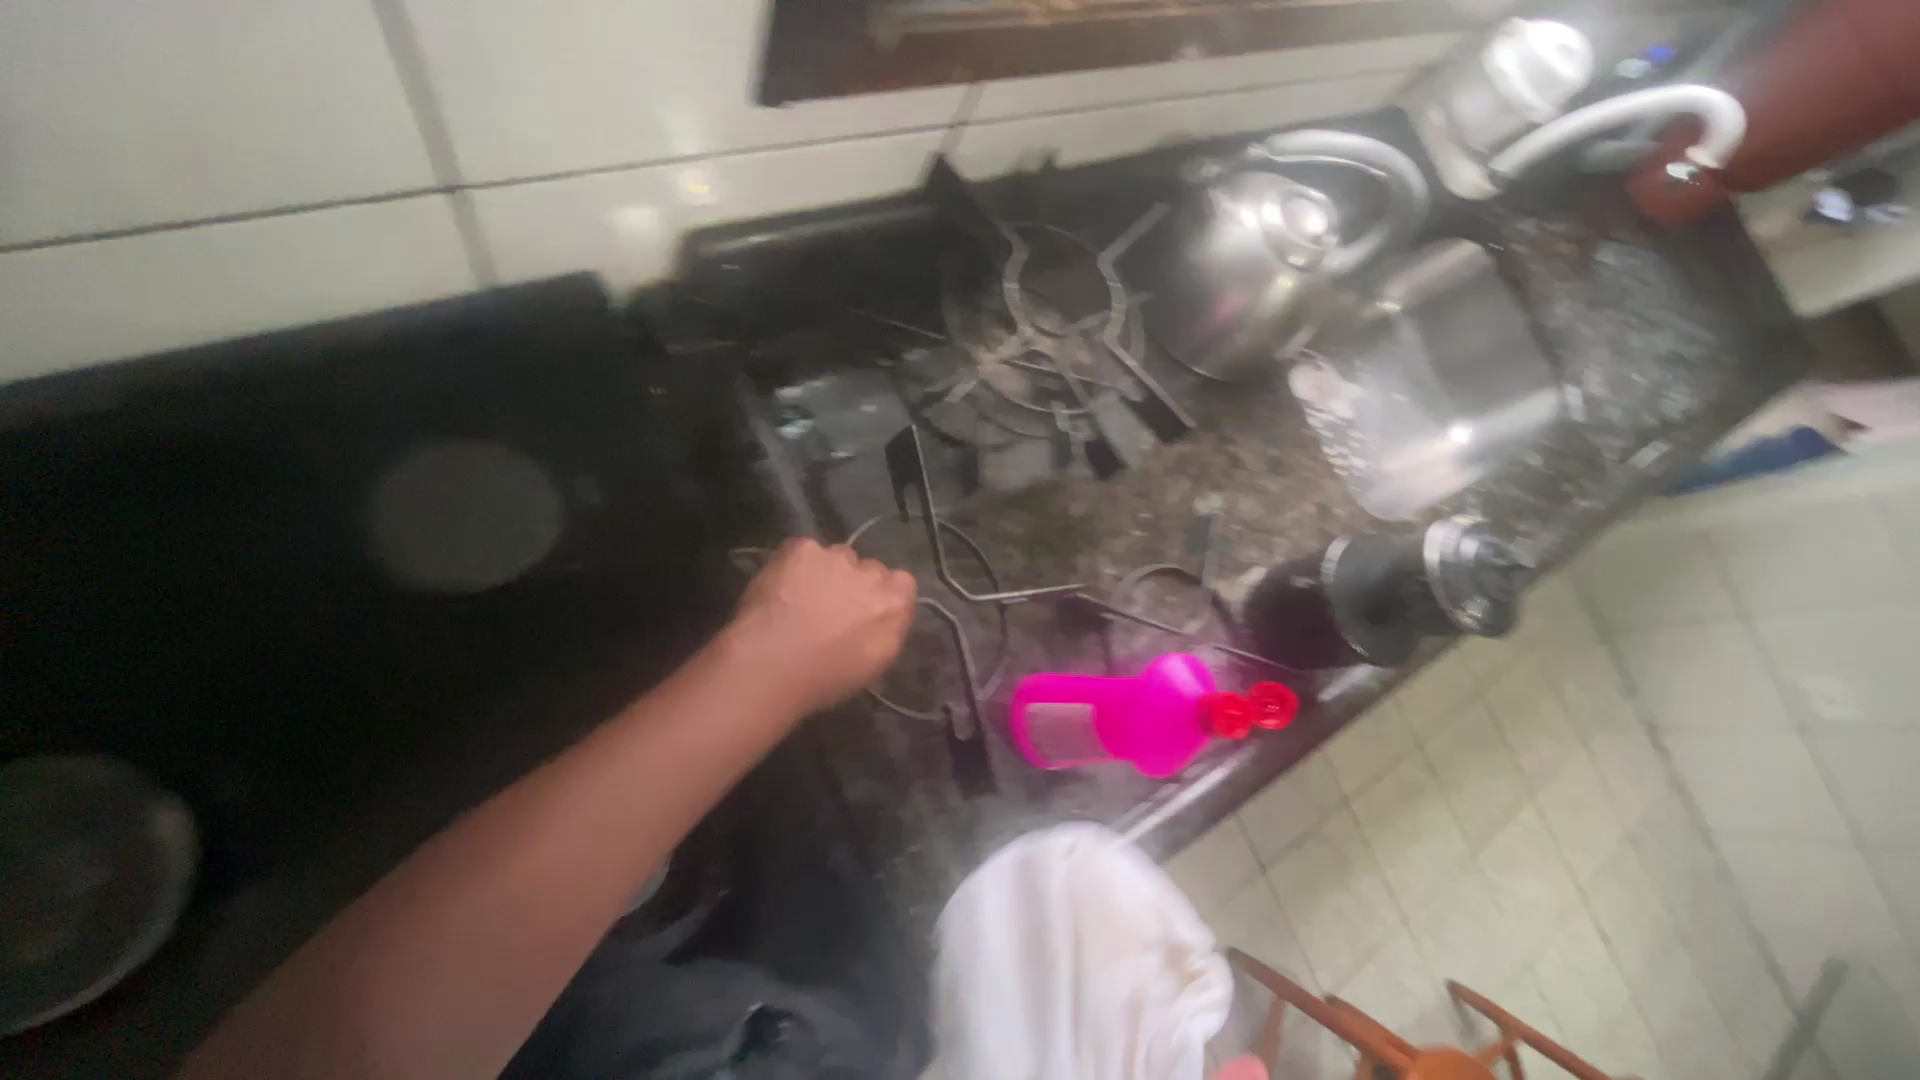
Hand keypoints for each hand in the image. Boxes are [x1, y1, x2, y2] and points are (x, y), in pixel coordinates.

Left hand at [725, 538, 917, 716]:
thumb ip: (886, 629)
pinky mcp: (801, 549)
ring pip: (836, 557)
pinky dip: (793, 566)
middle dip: (854, 583)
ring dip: (825, 571)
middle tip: (830, 607)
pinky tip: (780, 588)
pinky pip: (803, 551)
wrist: (771, 665)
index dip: (882, 595)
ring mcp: (836, 557)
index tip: (864, 613)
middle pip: (868, 568)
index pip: (902, 583)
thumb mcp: (874, 663)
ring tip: (800, 598)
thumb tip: (880, 616)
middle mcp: (872, 573)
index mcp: (895, 603)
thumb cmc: (825, 679)